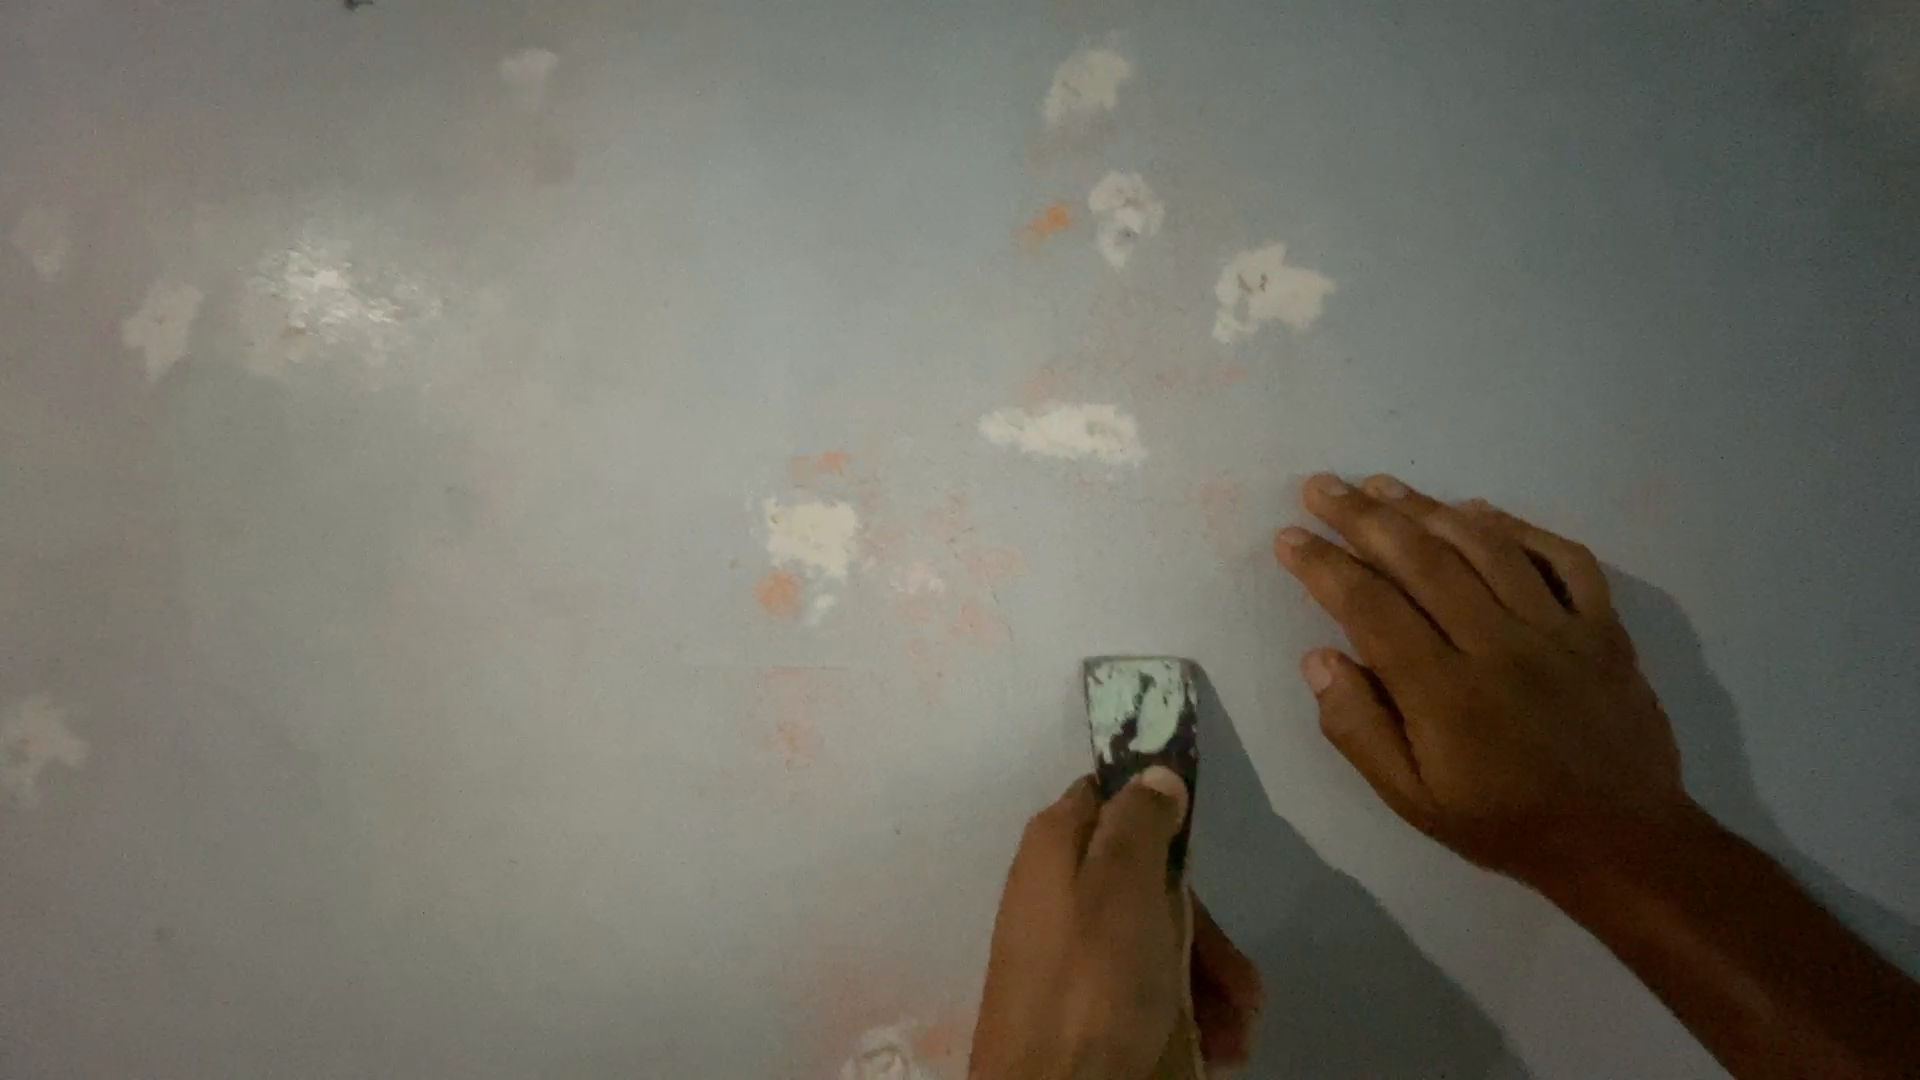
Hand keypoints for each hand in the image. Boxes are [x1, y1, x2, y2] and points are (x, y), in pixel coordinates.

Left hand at [970, 771, 1262, 1079]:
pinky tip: (1215, 1046)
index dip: (1158, 811)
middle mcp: (1058, 884)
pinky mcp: (1082, 999)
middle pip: (1147, 879)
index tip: (1201, 843)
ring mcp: (1069, 945)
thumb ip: (1140, 820)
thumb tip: (1155, 769)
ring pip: (1154, 938)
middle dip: (1202, 927)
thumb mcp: (1122, 883)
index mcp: (1057, 842)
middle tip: (1238, 980)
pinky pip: (1141, 985)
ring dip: (1207, 980)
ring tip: (1235, 1030)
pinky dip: (1185, 1010)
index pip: (1109, 796)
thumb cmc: (1091, 978)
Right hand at [1271, 474, 1689, 885]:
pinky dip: (1518, 527)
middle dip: (1361, 517)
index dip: (1322, 565)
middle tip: (1321, 486)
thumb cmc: (1500, 820)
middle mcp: (1499, 646)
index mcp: (1444, 690)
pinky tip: (1478, 510)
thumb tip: (1318, 657)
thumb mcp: (1408, 797)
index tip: (1288, 537)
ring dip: (1426, 508)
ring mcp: (1559, 631)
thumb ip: (1356, 728)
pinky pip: (1564, 560)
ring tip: (1380, 483)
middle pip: (1421, 561)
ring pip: (1485, 548)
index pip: (1369, 607)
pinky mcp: (1603, 630)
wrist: (1626, 846)